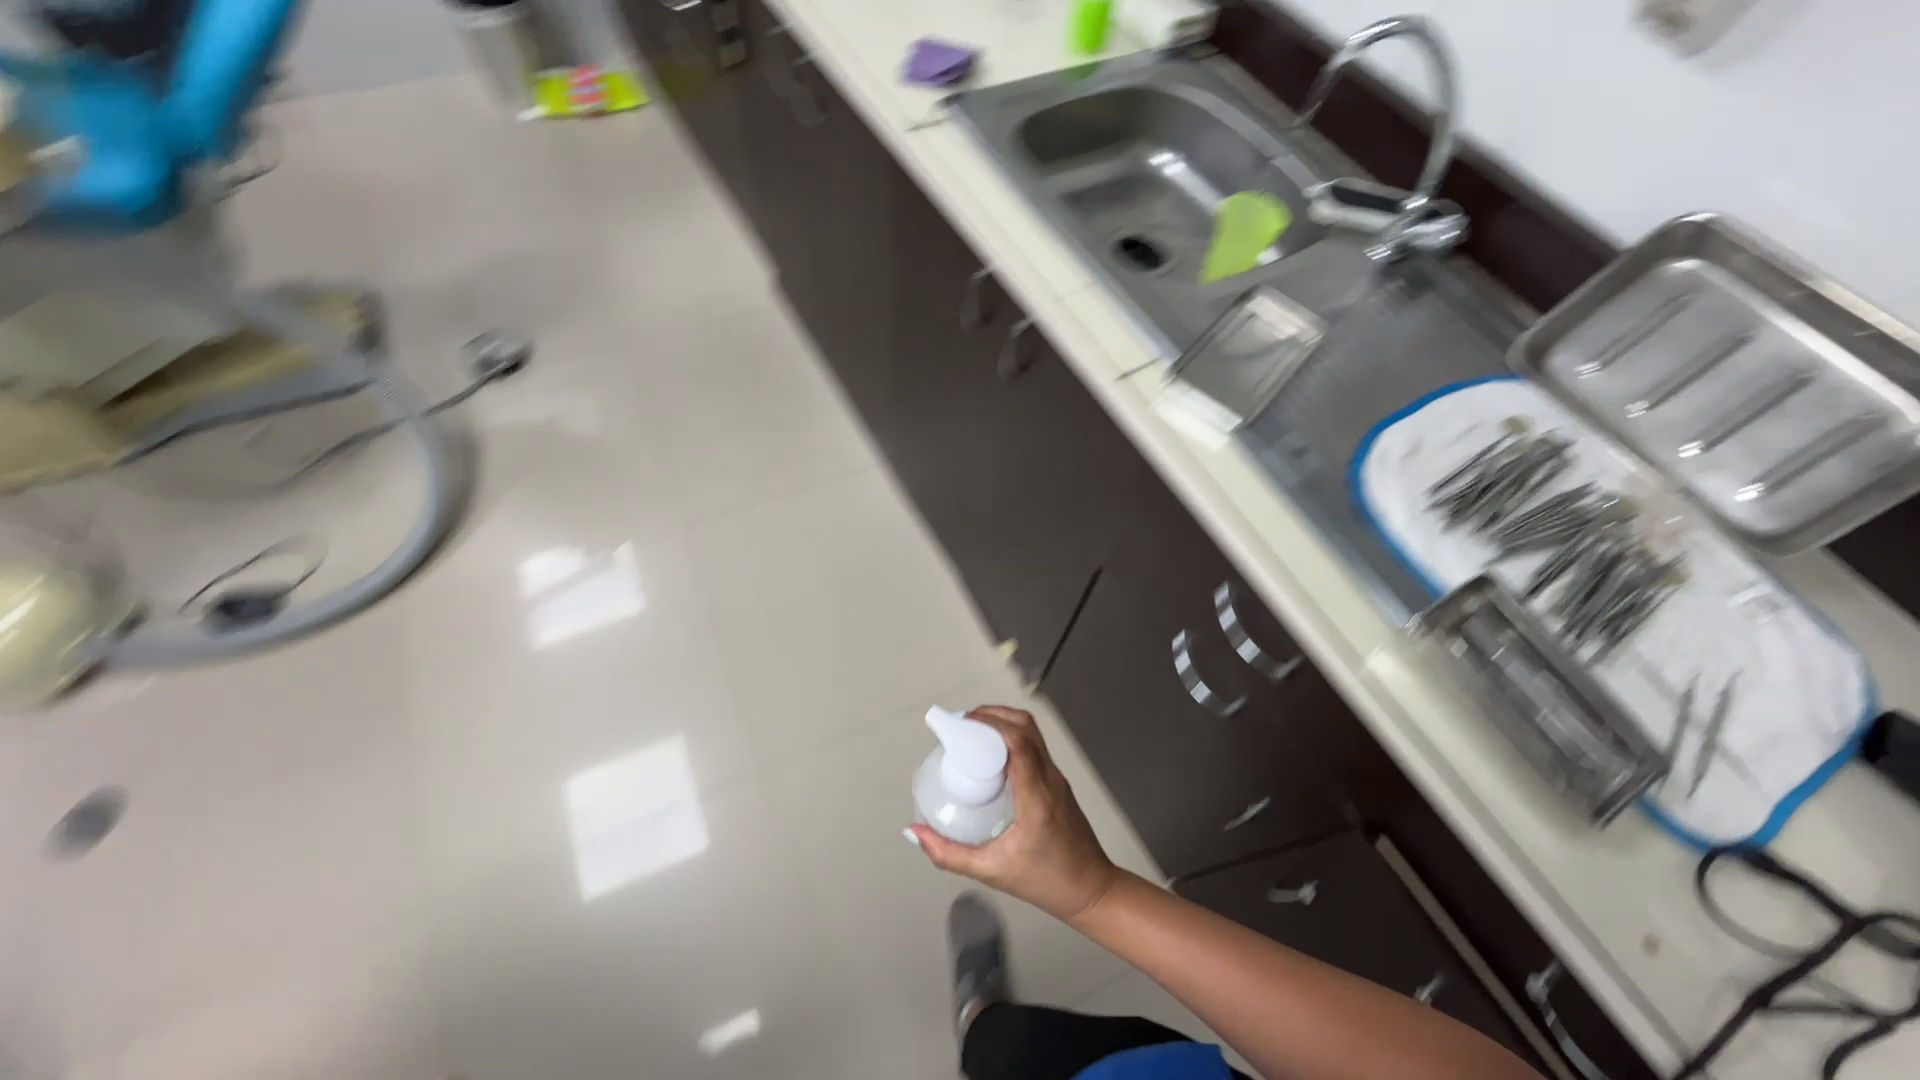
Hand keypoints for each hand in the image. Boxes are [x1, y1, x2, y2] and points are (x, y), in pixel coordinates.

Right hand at [908, 705, 1121, 923]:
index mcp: (1036, 797)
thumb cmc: (1045, 881)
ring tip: (973, 734)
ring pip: (1034, 733)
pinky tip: (991, 755)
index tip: (961, 725)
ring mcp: (1057, 778)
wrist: (1090, 890)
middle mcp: (1050, 779)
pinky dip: (1013, 738)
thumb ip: (949, 854)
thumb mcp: (991, 870)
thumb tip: (915, 832)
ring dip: (1004, 723)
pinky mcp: (1058, 783)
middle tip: (962, 726)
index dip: (990, 724)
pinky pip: (1036, 747)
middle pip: (1027, 727)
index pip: (1019, 743)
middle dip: (993, 716)